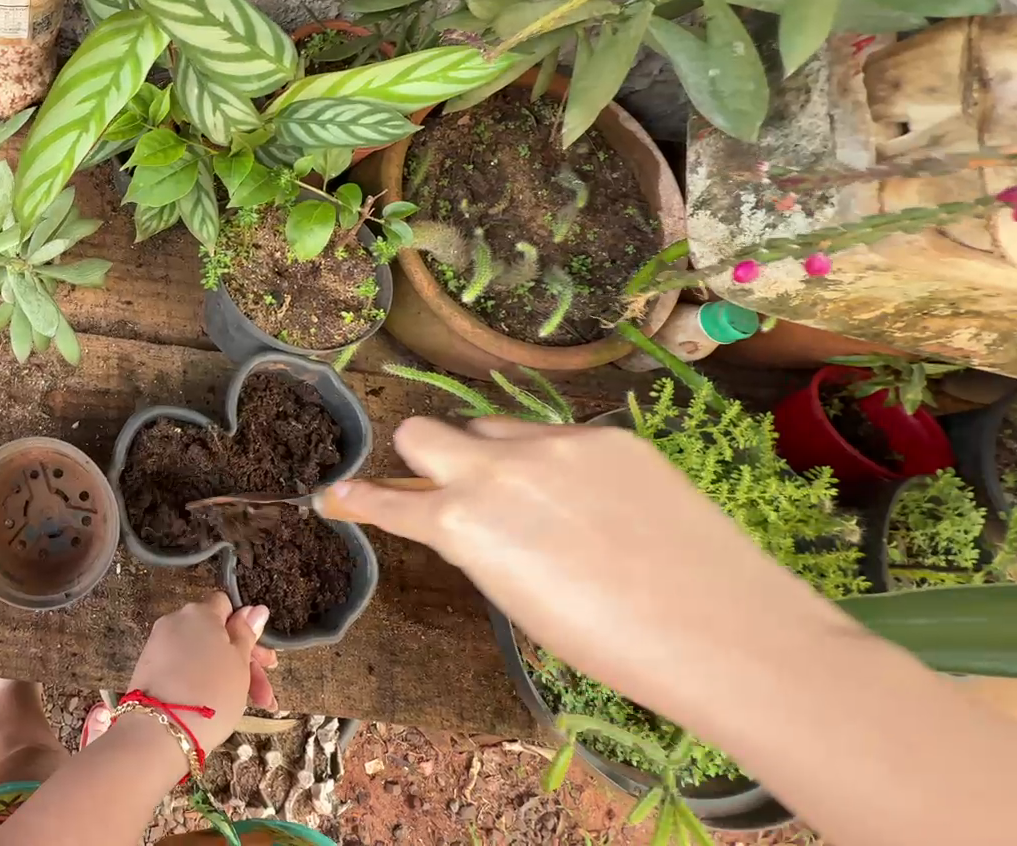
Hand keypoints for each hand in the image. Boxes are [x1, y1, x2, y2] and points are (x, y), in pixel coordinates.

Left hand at [125, 592, 277, 753]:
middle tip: (263, 693)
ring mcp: (161, 642)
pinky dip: (202, 679)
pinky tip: (219, 705)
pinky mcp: (150, 665)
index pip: (226, 605)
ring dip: (228, 675)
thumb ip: (246, 633)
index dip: (244, 628)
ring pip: (202, 653)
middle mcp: (177, 620)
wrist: (162, 728)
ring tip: (252, 707)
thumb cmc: (211, 692)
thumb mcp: (239, 663)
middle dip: (244, 660)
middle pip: (216, 633)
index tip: (260, 657)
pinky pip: (184, 665)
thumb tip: (256, 608)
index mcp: (200, 611)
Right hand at [312, 417, 857, 712]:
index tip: (336, 492)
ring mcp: (551, 444)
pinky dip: (556, 462)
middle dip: (423, 457)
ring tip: (539, 497)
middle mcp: (493, 471)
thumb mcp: (513, 595)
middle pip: (420, 431)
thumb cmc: (609, 643)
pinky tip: (599, 500)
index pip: (386, 500)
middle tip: (455, 488)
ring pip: (487, 428)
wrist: (734, 639)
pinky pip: (554, 436)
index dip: (357, 498)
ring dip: (490, 455)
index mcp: (462, 524)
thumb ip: (471, 540)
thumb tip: (453, 515)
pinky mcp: (606, 434)